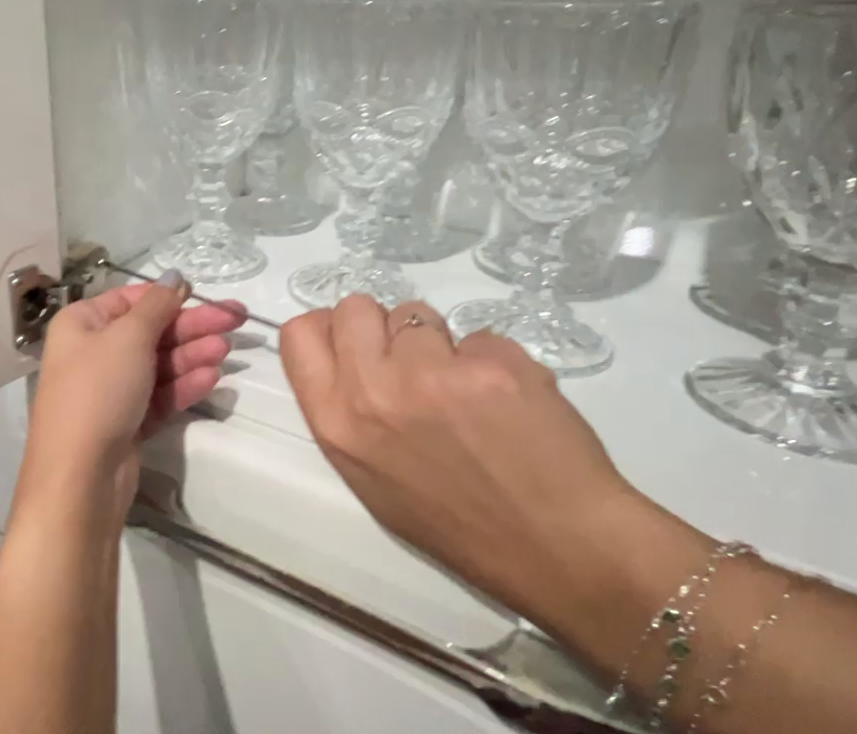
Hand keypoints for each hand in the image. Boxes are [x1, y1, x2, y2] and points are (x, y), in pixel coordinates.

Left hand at [16, 273, 246, 526]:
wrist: (80, 475)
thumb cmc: (98, 390)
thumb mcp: (128, 337)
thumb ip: (157, 306)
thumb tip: (175, 277)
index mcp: (81, 324)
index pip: (129, 300)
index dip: (166, 296)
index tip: (202, 294)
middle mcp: (92, 352)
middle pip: (149, 331)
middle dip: (191, 326)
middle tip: (238, 319)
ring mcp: (109, 390)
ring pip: (158, 364)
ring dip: (192, 354)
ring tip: (227, 349)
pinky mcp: (126, 422)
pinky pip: (159, 395)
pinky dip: (184, 385)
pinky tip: (212, 378)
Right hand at [278, 295, 670, 625]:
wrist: (556, 549)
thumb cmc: (453, 523)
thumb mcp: (370, 477)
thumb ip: (347, 410)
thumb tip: (351, 353)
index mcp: (336, 424)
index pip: (300, 333)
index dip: (329, 328)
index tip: (356, 342)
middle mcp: (372, 392)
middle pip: (355, 307)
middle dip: (383, 326)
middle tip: (414, 362)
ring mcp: (432, 374)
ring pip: (419, 314)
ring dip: (440, 342)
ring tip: (467, 391)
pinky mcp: (491, 366)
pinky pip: (478, 335)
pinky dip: (492, 360)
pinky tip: (508, 401)